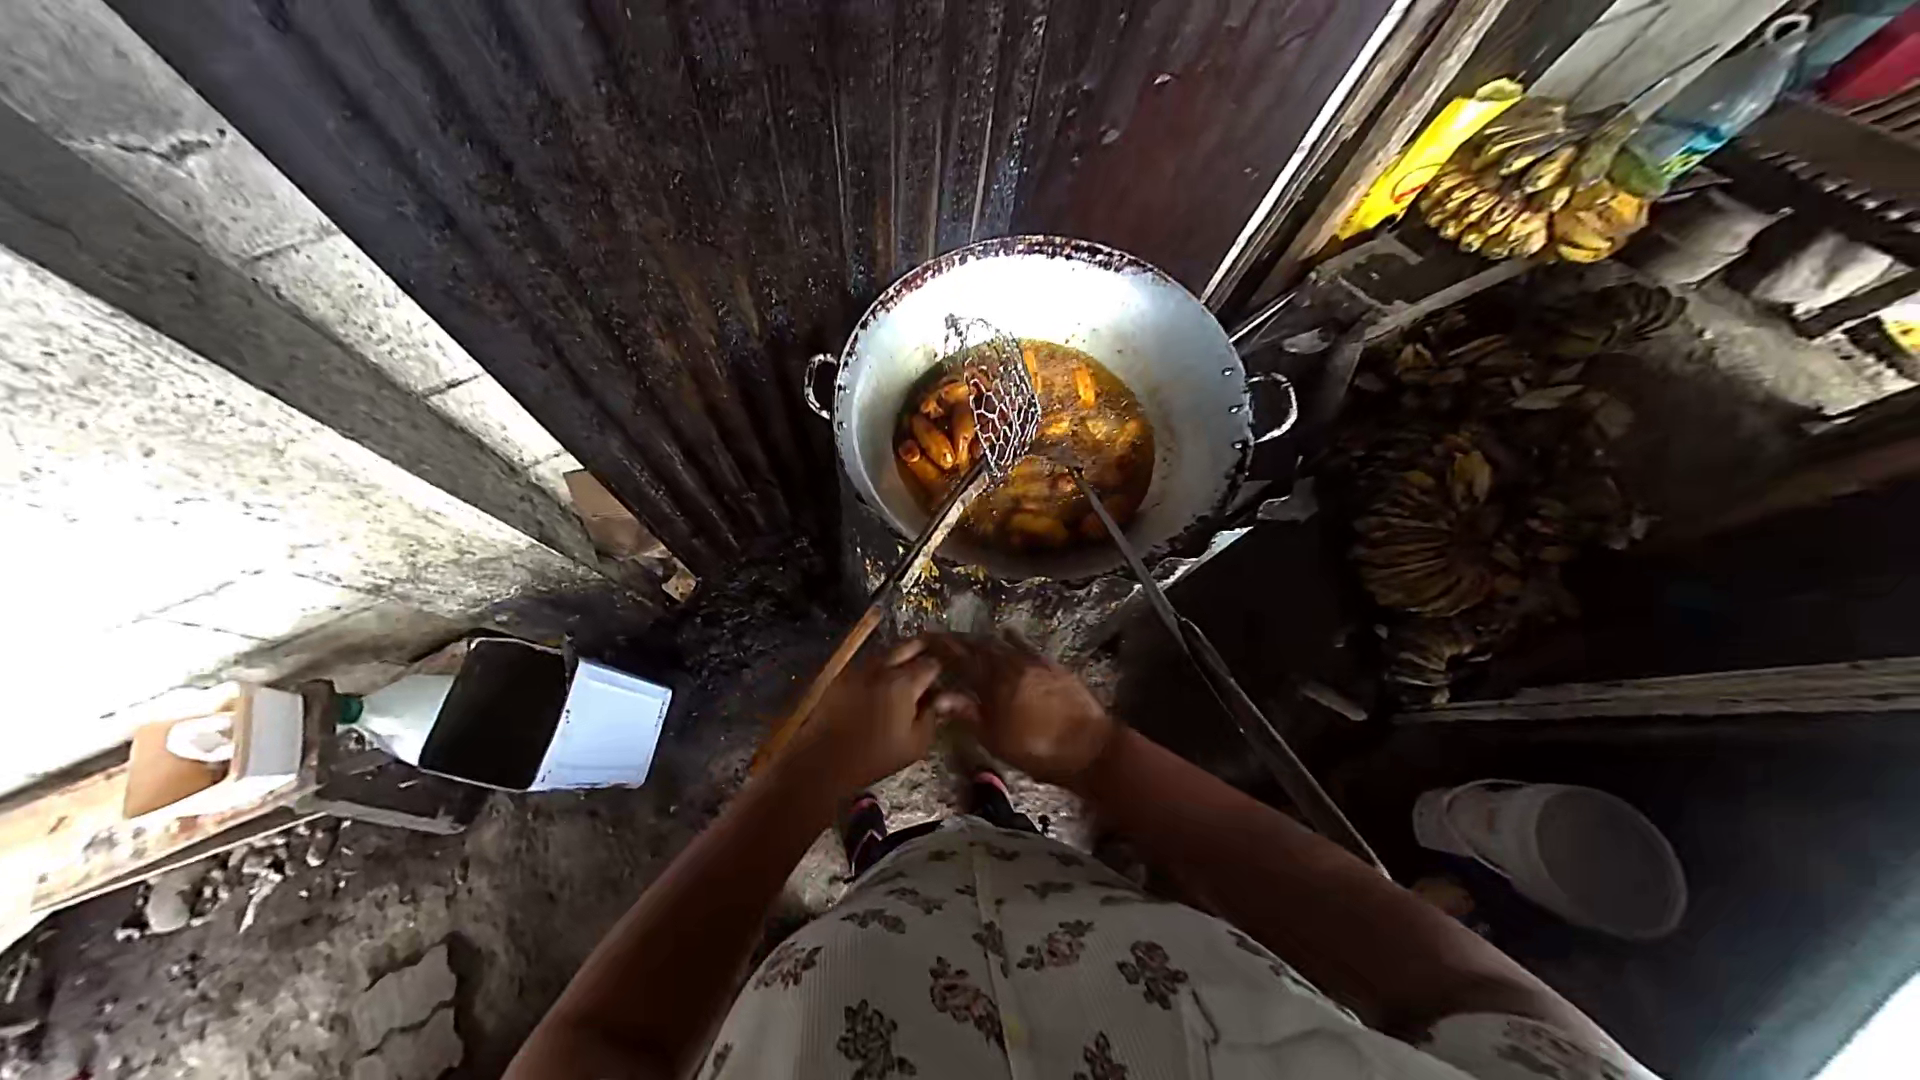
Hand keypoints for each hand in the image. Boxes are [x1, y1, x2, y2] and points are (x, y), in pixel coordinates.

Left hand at [777, 637, 960, 796]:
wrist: (823, 761)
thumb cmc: (875, 757)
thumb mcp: (915, 744)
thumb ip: (933, 716)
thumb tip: (946, 698)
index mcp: (904, 683)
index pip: (931, 664)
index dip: (941, 669)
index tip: (943, 679)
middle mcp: (882, 668)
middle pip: (909, 645)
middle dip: (923, 650)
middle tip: (929, 664)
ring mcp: (860, 668)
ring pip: (887, 651)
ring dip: (901, 656)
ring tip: (907, 672)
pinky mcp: (842, 675)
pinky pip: (868, 662)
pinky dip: (880, 666)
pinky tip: (881, 682)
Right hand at [923, 634, 1116, 786]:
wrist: (1090, 748)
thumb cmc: (1037, 750)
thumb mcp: (996, 738)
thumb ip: (967, 713)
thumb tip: (938, 698)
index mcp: (994, 681)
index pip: (961, 656)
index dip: (941, 645)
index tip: (925, 637)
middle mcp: (1012, 663)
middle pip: (980, 645)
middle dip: (959, 641)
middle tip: (943, 639)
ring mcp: (1035, 661)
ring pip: (1002, 644)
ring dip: (982, 641)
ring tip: (969, 641)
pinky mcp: (1052, 665)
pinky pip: (1025, 645)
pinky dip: (1011, 640)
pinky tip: (1007, 635)